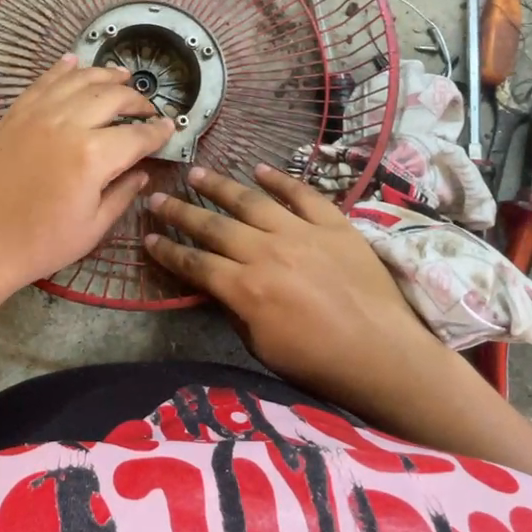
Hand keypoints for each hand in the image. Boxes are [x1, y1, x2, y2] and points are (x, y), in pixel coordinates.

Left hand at [0, 56, 174, 297]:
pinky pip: (42, 83)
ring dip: (104, 75)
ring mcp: (37, 115)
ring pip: (78, 80)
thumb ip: (122, 194)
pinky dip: (61, 70)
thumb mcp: (92, 228)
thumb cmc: (38, 244)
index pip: (137, 136)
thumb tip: (142, 174)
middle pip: (112, 97)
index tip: (170, 129)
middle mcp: (67, 124)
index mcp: (93, 156)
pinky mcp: (14, 116)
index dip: (158, 132)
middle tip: (148, 109)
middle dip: (136, 100)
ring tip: (122, 75)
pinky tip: (74, 61)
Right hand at [144, 164, 443, 403]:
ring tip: (196, 172)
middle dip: (180, 212)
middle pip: (213, 226)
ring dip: (219, 185)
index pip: (195, 263)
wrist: (383, 354)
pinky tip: (260, 169)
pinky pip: (303, 194)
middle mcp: (266, 252)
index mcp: (245, 288)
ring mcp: (302, 233)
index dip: (168, 251)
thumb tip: (216, 286)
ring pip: (251, 201)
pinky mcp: (334, 226)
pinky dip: (280, 180)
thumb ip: (235, 310)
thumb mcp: (261, 345)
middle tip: (157, 198)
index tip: (147, 238)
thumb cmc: (318, 362)